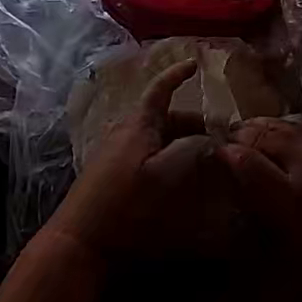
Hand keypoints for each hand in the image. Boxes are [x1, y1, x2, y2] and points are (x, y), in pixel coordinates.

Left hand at [44, 60, 228, 261]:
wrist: (80, 237)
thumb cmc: (126, 203)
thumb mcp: (166, 174)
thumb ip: (192, 150)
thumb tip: (211, 138)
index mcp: (138, 124)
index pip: (160, 89)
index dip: (177, 75)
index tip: (195, 64)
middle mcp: (125, 132)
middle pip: (164, 117)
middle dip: (194, 123)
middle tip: (221, 140)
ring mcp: (117, 153)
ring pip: (157, 137)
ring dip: (183, 142)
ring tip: (208, 161)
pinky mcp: (113, 174)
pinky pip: (147, 154)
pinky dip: (168, 156)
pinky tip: (182, 178)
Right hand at [218, 115, 301, 288]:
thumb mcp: (281, 210)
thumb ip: (254, 173)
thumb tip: (225, 149)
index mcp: (297, 154)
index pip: (253, 135)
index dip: (230, 141)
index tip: (213, 150)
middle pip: (270, 126)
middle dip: (244, 131)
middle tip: (224, 143)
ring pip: (285, 126)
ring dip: (262, 128)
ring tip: (245, 140)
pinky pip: (300, 132)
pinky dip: (282, 131)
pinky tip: (275, 143)